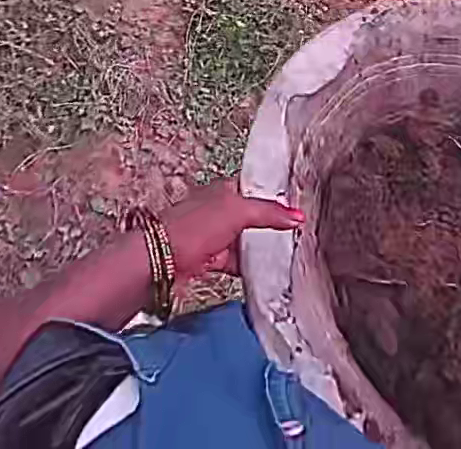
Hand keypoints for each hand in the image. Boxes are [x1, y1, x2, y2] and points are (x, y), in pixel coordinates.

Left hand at [160, 179, 304, 277]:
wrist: (162, 259)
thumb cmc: (191, 226)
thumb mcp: (237, 211)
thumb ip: (268, 213)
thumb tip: (295, 216)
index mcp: (227, 189)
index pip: (258, 188)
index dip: (277, 195)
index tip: (298, 204)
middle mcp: (222, 210)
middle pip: (255, 216)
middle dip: (273, 224)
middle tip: (297, 230)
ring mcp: (218, 235)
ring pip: (248, 240)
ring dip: (262, 248)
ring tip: (286, 252)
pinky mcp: (214, 259)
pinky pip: (239, 262)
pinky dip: (251, 267)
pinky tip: (265, 272)